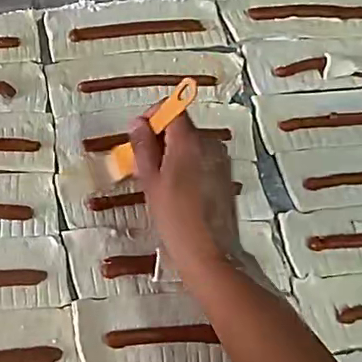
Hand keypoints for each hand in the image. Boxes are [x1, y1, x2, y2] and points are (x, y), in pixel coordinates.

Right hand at [127, 112, 235, 275]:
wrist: (207, 252)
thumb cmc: (177, 220)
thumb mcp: (150, 180)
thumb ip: (143, 147)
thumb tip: (137, 125)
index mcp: (189, 142)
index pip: (171, 109)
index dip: (152, 116)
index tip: (138, 133)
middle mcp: (209, 145)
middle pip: (181, 125)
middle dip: (159, 137)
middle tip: (141, 160)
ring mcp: (220, 160)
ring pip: (190, 143)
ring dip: (171, 152)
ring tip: (156, 178)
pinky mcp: (224, 175)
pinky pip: (201, 159)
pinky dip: (185, 165)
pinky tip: (174, 188)